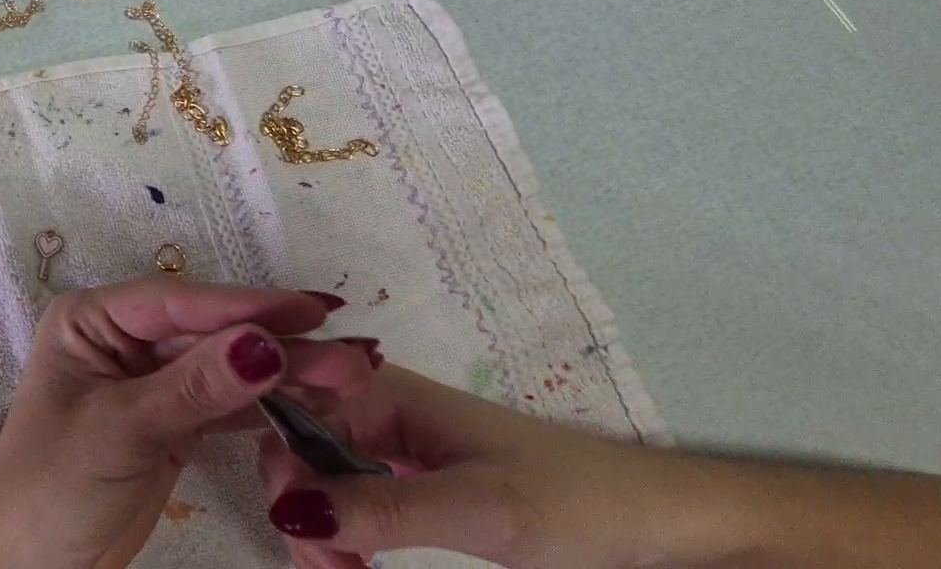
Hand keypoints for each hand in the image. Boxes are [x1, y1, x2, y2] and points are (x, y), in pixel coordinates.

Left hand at [0, 279, 376, 568]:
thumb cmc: (53, 482)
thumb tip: (266, 345)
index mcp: (93, 318)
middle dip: (277, 342)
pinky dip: (266, 405)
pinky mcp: (171, 418)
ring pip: (224, 366)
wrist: (29, 557)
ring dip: (283, 373)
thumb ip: (194, 388)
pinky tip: (312, 402)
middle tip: (354, 353)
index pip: (177, 303)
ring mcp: (150, 377)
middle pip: (209, 333)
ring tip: (350, 376)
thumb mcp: (122, 429)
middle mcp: (123, 337)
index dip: (244, 306)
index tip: (311, 310)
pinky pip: (224, 402)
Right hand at [258, 365, 739, 568]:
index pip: (291, 419)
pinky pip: (343, 486)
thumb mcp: (480, 511)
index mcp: (377, 388)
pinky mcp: (401, 465)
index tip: (313, 548)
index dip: (284, 478)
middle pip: (295, 446)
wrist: (656, 521)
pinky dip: (339, 525)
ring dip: (316, 523)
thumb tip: (285, 511)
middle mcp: (369, 401)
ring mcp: (384, 433)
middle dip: (299, 510)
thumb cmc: (571, 502)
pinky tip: (354, 556)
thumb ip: (383, 509)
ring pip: (314, 470)